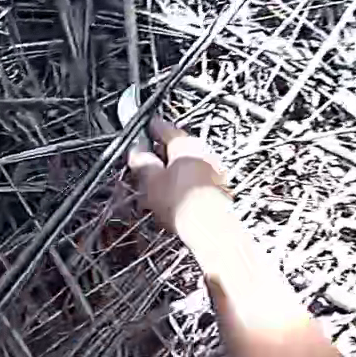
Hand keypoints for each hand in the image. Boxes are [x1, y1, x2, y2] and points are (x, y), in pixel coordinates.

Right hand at [125, 118, 231, 239]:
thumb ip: (143, 163)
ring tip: (157, 185)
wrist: (210, 228)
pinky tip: (174, 197)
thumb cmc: (180, 202)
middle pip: (178, 146)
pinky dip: (184, 182)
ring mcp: (214, 168)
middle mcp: (203, 151)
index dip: (150, 129)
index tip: (142, 130)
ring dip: (173, 170)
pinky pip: (196, 178)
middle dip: (161, 153)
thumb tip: (136, 151)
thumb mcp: (152, 181)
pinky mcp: (219, 187)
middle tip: (145, 163)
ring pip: (187, 163)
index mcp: (185, 144)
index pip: (164, 128)